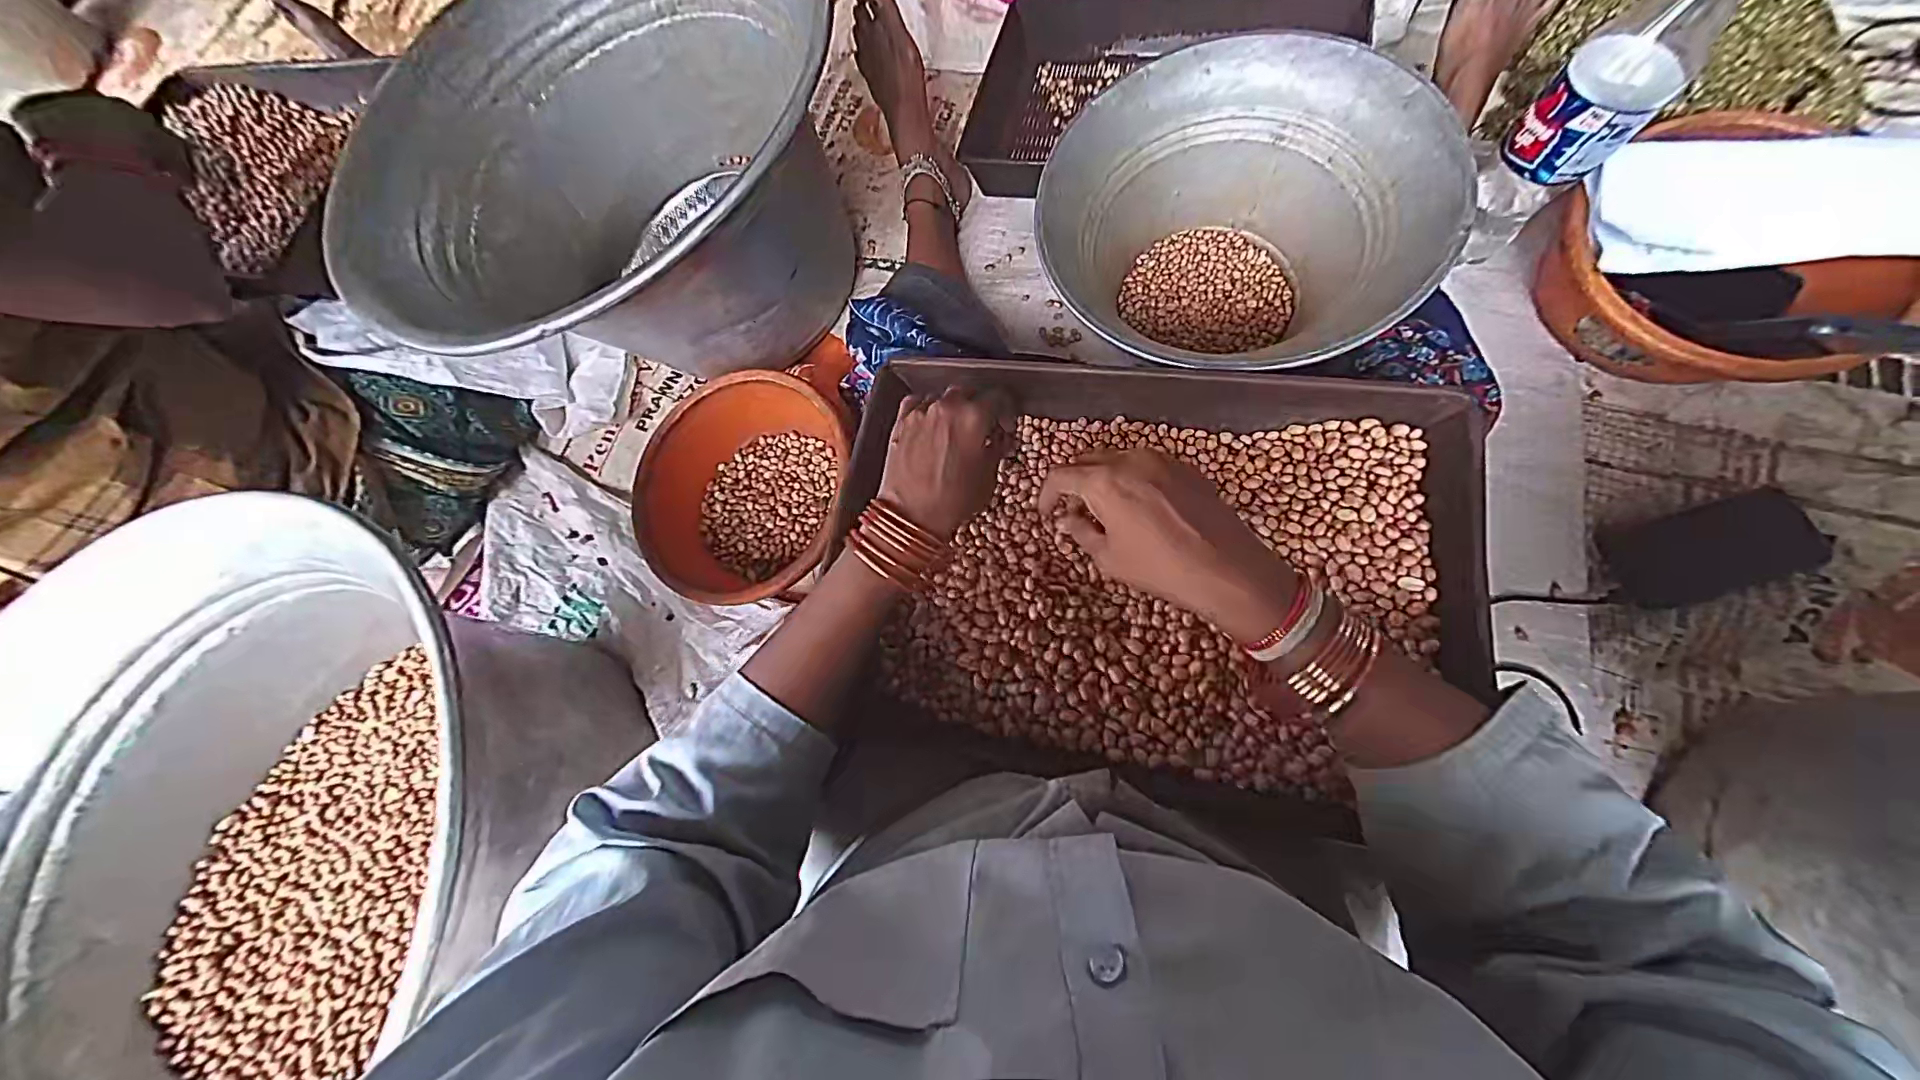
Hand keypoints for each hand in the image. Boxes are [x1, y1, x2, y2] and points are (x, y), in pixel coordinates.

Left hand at [876, 386, 1011, 539]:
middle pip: (969, 392)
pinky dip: (927, 409)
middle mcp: (947, 407)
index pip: (998, 397)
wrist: (911, 515)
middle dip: (979, 406)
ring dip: (953, 408)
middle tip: (982, 425)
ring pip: (942, 396)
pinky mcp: (902, 421)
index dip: (1006, 410)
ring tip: (956, 429)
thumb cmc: (950, 501)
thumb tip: (1001, 439)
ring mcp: (922, 412)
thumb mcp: (987, 477)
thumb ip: (997, 449)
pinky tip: (932, 425)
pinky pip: (917, 403)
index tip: (1005, 422)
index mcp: (974, 417)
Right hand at [1037, 448, 1297, 642]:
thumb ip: (1080, 531)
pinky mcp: (1184, 467)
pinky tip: (1138, 506)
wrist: (1226, 568)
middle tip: (1073, 512)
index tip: (1046, 513)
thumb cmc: (1161, 567)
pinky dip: (1130, 479)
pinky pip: (1144, 465)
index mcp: (1103, 482)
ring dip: (1102, 479)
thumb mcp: (1109, 557)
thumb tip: (1067, 519)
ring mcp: (1160, 460)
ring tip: (1106, 510)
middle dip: (1073, 484)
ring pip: (1117, 459)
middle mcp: (1129, 460)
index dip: (1046, 495)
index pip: (1060, 476)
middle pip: (1086, 461)